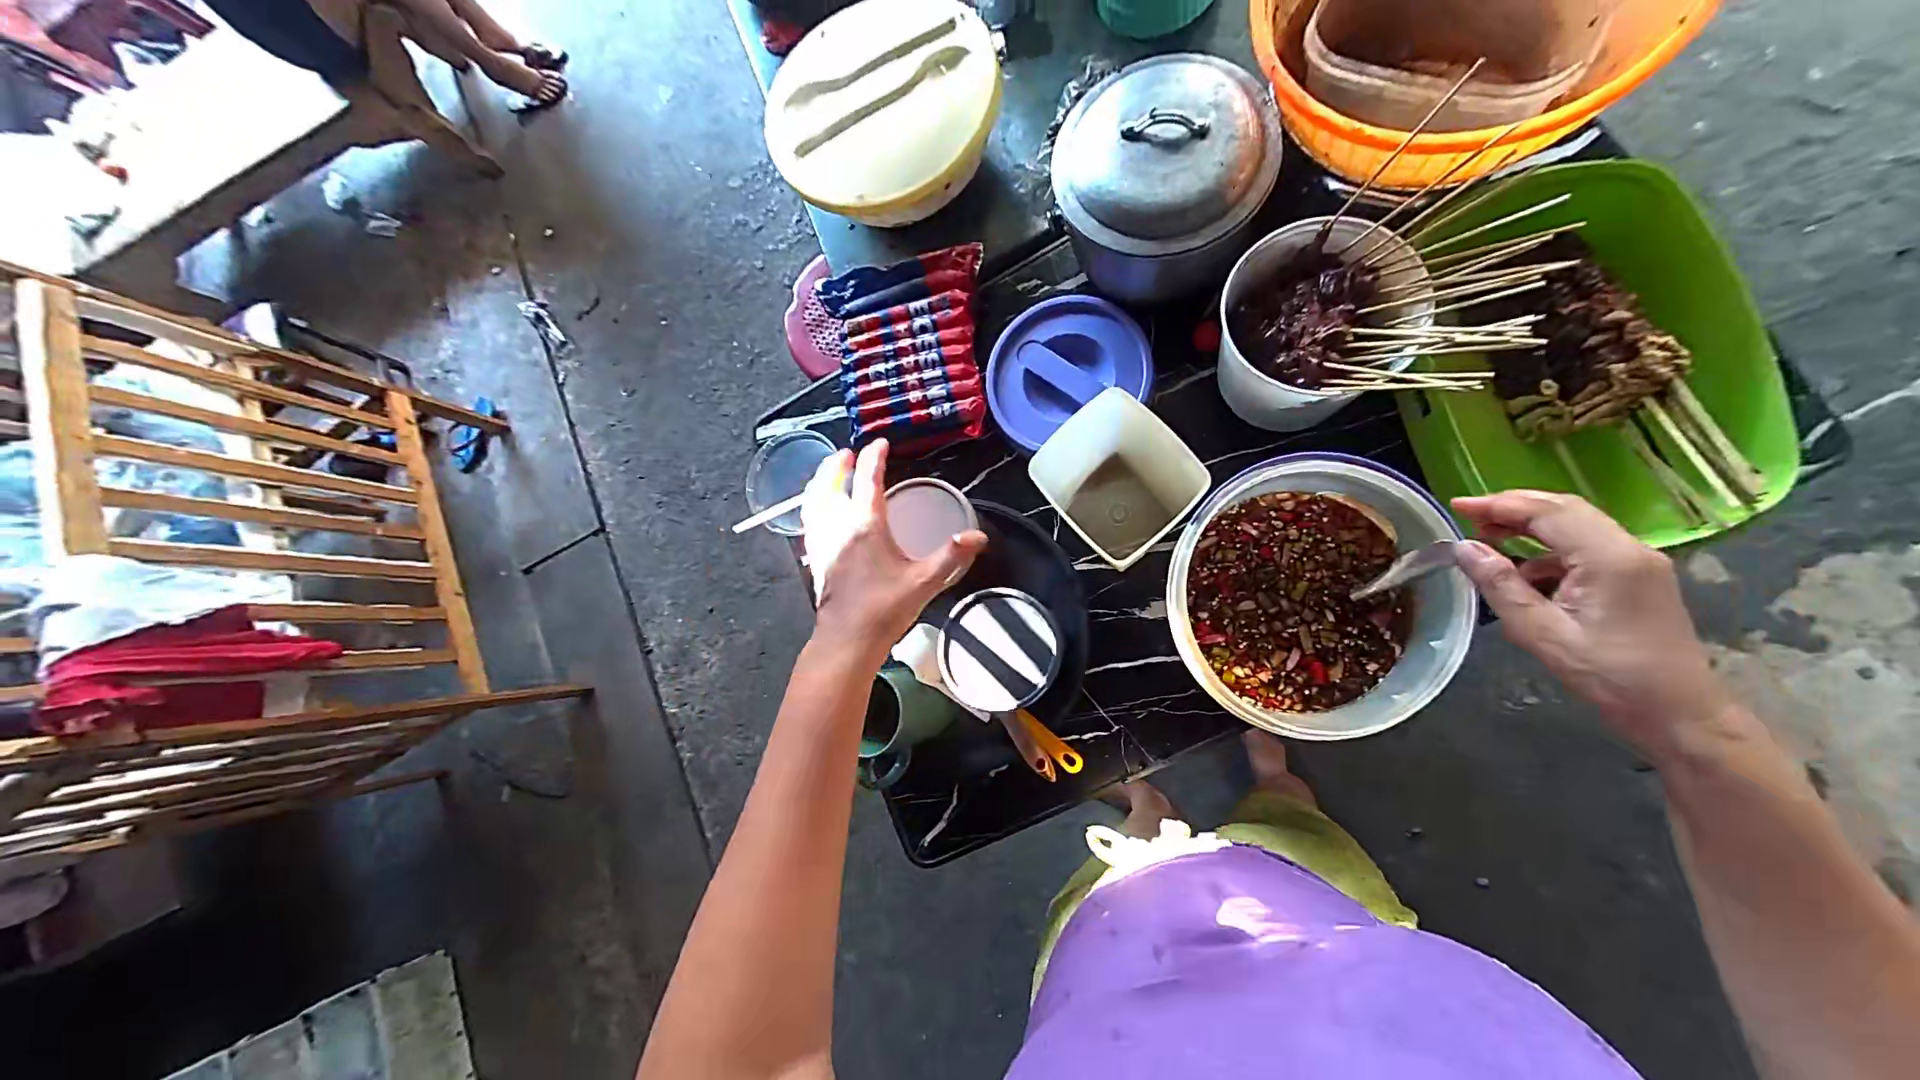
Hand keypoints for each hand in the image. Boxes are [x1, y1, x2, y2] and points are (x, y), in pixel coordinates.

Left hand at [801, 440, 986, 655]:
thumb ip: (952, 556)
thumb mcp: (924, 581)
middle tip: (847, 453)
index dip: (874, 458)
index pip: (868, 480)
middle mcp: (838, 528)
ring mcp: (823, 543)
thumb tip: (977, 536)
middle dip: (838, 465)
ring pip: (814, 501)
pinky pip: (810, 521)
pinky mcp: (816, 559)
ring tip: (827, 474)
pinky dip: (813, 505)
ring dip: (821, 482)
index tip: (880, 445)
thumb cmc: (884, 610)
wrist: (847, 640)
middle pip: (831, 485)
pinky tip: (818, 513)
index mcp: (865, 526)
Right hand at [1450, 490, 1734, 759]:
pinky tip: (1524, 573)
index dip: (1498, 504)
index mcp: (1609, 558)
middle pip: (1565, 509)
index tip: (1456, 505)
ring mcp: (1638, 562)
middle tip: (1468, 516)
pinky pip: (1585, 547)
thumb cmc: (1608, 674)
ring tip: (1488, 541)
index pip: (1547, 512)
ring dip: (1529, 527)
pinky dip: (1547, 549)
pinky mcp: (1636, 577)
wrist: (1678, 712)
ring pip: (1576, 525)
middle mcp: (1629, 549)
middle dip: (1513, 508)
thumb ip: (1500, 584)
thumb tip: (1463, 548)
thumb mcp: (1540, 632)